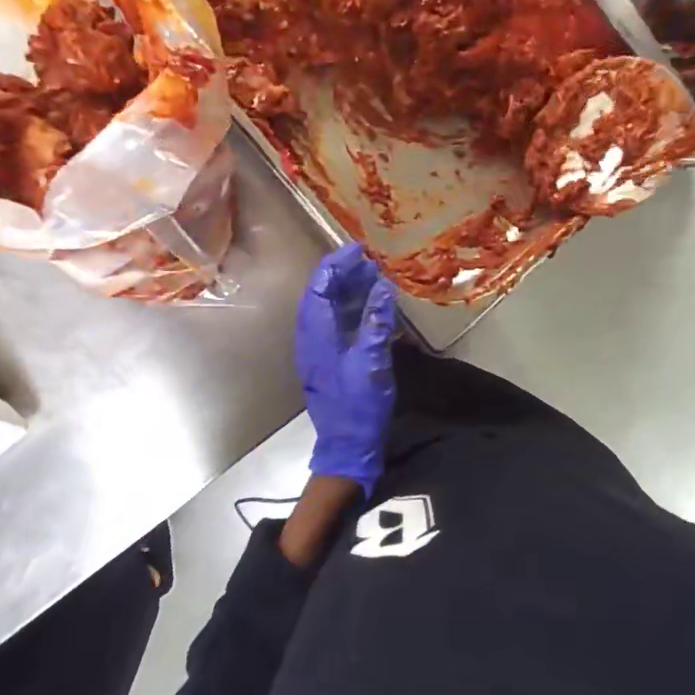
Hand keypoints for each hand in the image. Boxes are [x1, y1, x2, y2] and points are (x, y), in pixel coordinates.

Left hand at [295, 243, 397, 494]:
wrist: (348, 444)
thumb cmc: (358, 404)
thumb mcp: (372, 362)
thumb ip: (376, 322)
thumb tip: (383, 287)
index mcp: (316, 333)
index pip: (319, 285)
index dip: (337, 263)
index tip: (361, 250)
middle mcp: (311, 337)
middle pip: (322, 294)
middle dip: (345, 275)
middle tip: (373, 264)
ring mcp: (318, 350)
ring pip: (330, 310)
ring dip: (350, 292)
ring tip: (376, 280)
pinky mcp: (328, 361)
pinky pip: (337, 326)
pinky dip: (353, 312)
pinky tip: (373, 310)